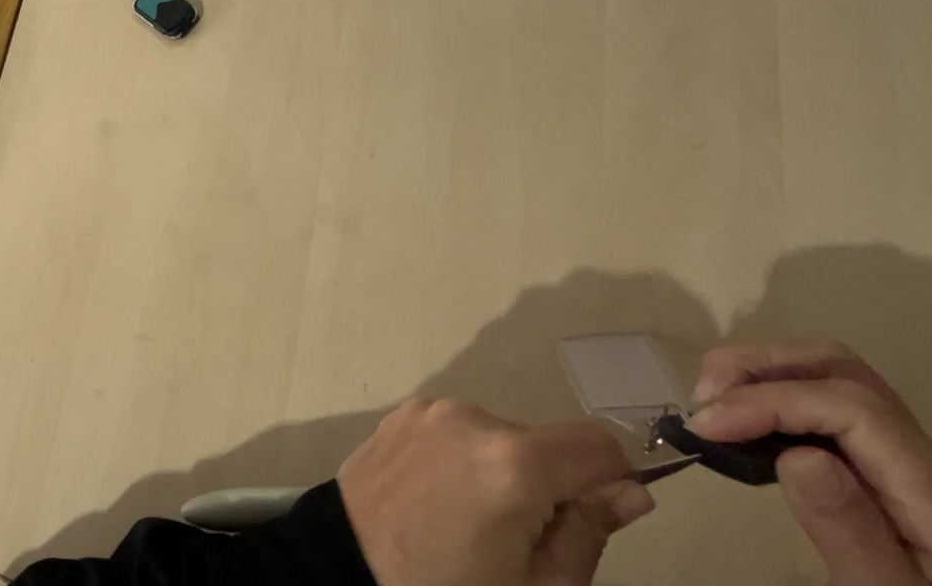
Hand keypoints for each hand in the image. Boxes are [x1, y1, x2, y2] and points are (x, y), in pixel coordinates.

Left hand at [338, 397, 653, 585]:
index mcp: (513, 460)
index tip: (596, 514)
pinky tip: (438, 498)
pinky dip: (462, 459)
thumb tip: (632, 491)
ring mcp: (428, 410)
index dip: (612, 479)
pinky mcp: (399, 414)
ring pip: (499, 437)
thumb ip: (588, 530)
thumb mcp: (538, 583)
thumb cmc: (449, 585)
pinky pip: (456, 432)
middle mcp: (470, 417)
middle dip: (549, 484)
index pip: (598, 444)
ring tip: (469, 519)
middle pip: (544, 443)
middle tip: (518, 536)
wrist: (348, 565)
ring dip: (502, 471)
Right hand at [689, 340, 931, 582]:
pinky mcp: (867, 452)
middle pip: (836, 367)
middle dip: (754, 367)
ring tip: (710, 407)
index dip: (768, 400)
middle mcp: (921, 454)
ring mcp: (894, 448)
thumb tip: (797, 456)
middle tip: (702, 403)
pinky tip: (736, 420)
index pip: (852, 407)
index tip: (704, 426)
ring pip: (820, 370)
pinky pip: (813, 393)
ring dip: (753, 373)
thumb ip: (850, 531)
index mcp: (931, 491)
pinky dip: (761, 389)